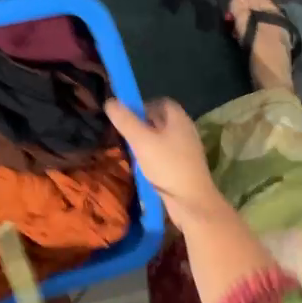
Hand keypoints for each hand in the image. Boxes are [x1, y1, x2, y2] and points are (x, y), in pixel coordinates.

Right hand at [106, 98, 226, 223]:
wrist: (191, 201)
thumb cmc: (167, 166)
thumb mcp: (141, 140)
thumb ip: (125, 120)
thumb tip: (110, 101)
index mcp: (178, 118)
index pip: (159, 102)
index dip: (141, 106)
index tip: (124, 117)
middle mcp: (185, 130)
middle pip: (159, 121)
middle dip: (140, 126)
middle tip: (123, 135)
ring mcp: (186, 149)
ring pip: (161, 139)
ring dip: (145, 144)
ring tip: (130, 152)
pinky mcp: (184, 166)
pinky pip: (164, 155)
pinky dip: (152, 158)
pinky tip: (142, 168)